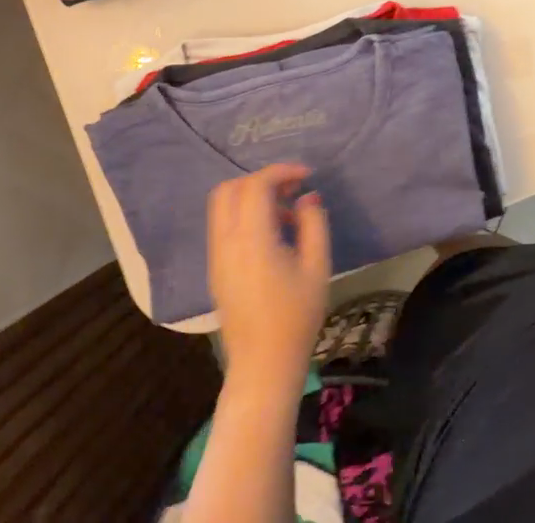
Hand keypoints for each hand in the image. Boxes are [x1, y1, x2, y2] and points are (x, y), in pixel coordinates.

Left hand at [207, 163, 330, 392]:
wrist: (264, 362)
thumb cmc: (297, 315)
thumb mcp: (318, 267)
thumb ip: (314, 224)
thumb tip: (307, 197)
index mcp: (251, 240)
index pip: (255, 186)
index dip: (281, 172)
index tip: (307, 176)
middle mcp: (226, 243)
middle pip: (229, 189)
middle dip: (261, 180)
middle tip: (292, 189)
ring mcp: (216, 256)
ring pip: (222, 207)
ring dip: (252, 198)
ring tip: (287, 214)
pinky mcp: (216, 268)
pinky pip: (223, 226)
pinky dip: (245, 216)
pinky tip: (273, 234)